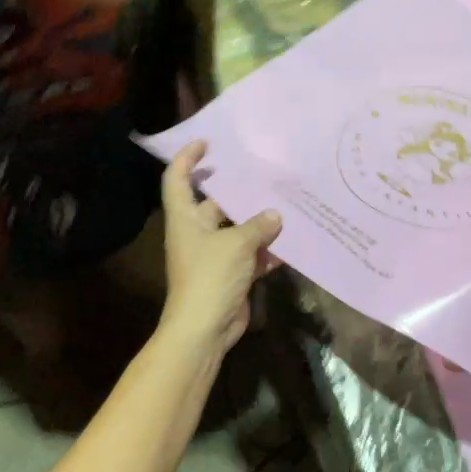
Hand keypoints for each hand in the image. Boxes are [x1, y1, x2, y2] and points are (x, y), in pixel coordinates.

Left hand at [158, 141, 281, 353]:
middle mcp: (196, 233)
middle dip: (237, 191)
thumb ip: (258, 226)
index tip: (208, 143)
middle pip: (214, 204)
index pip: (179, 179)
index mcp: (185, 218)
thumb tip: (275, 215)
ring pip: (237, 231)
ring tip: (286, 203)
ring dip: (258, 222)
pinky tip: (291, 244)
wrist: (204, 328)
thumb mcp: (236, 244)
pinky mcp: (230, 276)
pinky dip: (267, 251)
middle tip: (263, 173)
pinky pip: (250, 256)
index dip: (188, 158)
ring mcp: (213, 256)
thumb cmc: (210, 277)